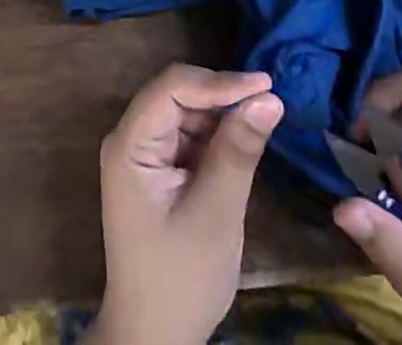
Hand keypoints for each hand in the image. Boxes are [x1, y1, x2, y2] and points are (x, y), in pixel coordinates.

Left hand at [87, 65, 284, 344]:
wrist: (155, 334)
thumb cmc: (181, 278)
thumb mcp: (216, 213)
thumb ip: (239, 151)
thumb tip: (270, 97)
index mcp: (130, 145)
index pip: (173, 87)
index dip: (220, 81)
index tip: (268, 86)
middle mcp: (132, 138)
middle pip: (180, 92)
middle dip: (224, 94)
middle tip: (272, 103)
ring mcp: (146, 151)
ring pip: (190, 109)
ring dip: (226, 112)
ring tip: (265, 120)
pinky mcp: (162, 166)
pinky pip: (193, 132)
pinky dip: (221, 132)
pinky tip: (246, 139)